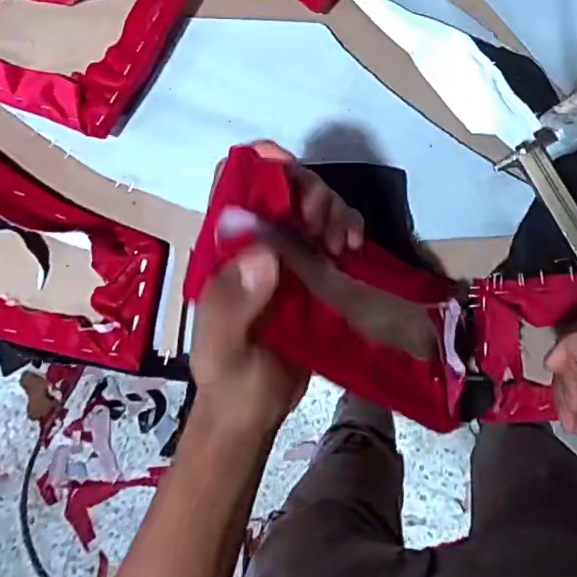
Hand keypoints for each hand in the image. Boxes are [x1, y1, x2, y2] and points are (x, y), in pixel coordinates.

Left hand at [187, 141, 361, 435]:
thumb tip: (264, 252)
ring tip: (340, 242)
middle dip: (308, 189)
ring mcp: (290, 253)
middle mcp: (257, 241)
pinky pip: (337, 228)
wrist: (258, 412)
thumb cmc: (233, 381)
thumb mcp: (223, 350)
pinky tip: (353, 248)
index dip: (259, 164)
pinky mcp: (318, 268)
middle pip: (283, 186)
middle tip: (321, 223)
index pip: (233, 183)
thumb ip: (232, 305)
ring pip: (313, 203)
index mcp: (224, 249)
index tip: (289, 167)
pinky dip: (350, 225)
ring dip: (332, 208)